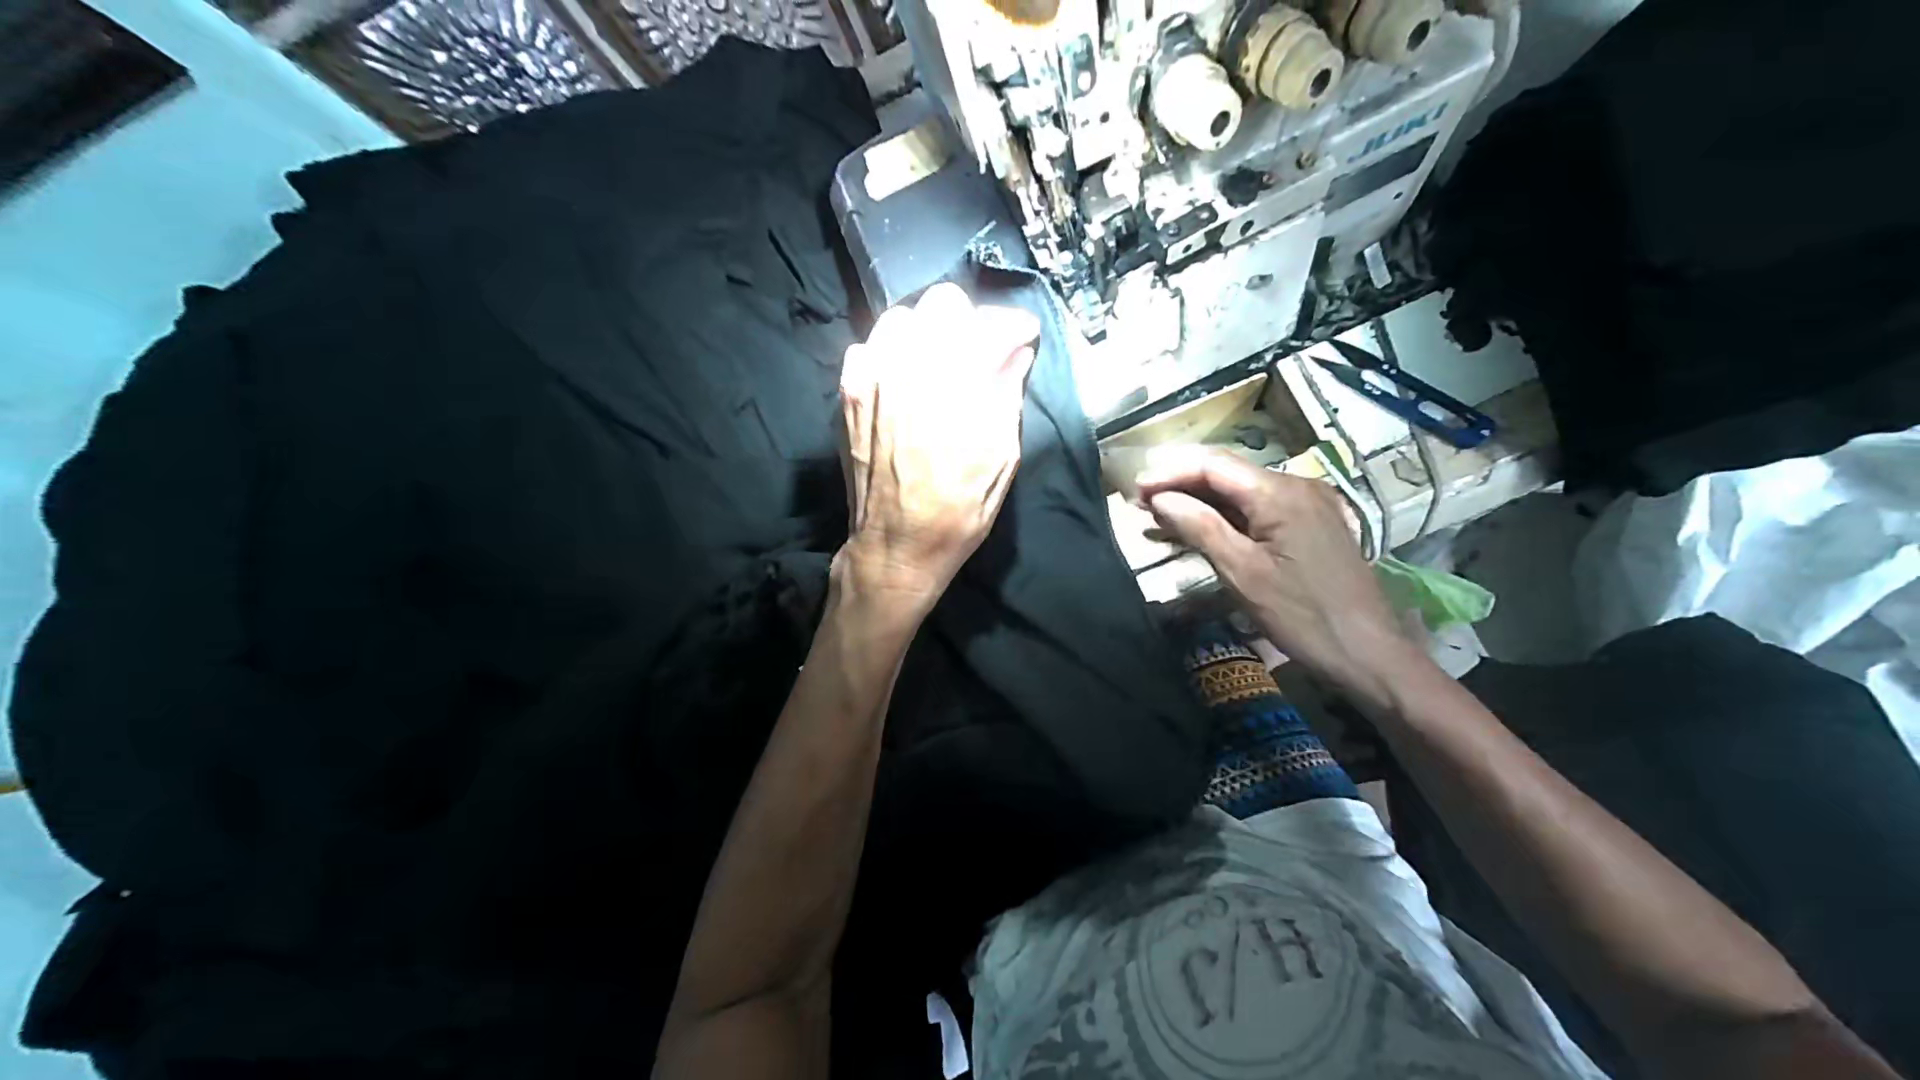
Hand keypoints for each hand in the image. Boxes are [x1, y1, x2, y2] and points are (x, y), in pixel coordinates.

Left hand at [835, 283, 1039, 612]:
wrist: (896, 545)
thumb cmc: (959, 511)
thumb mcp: (1002, 460)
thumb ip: (1008, 396)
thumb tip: (1016, 353)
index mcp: (960, 390)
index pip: (992, 325)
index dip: (1016, 326)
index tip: (1024, 337)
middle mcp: (913, 372)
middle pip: (943, 304)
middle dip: (971, 319)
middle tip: (981, 348)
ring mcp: (874, 379)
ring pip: (902, 319)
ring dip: (928, 331)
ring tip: (940, 360)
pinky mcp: (849, 394)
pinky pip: (868, 347)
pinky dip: (890, 354)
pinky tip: (903, 379)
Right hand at [1136, 450, 1420, 706]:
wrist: (1368, 653)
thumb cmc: (1302, 615)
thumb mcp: (1242, 573)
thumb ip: (1199, 527)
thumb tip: (1159, 498)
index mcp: (1281, 493)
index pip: (1213, 465)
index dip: (1169, 472)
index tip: (1134, 490)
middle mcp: (1298, 486)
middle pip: (1228, 472)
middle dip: (1181, 483)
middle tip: (1140, 501)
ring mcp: (1308, 504)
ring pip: (1242, 490)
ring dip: (1200, 500)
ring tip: (1159, 515)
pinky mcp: (1311, 524)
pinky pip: (1259, 508)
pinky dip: (1225, 515)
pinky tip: (1199, 527)